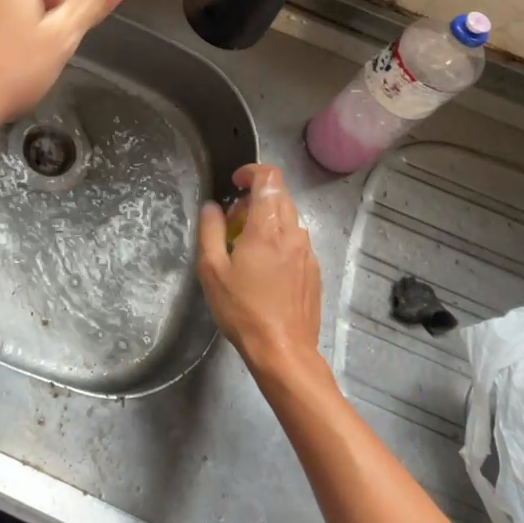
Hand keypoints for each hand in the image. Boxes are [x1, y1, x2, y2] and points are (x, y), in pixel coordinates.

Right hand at [198, 164, 323, 376]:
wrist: (283, 351)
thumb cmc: (243, 310)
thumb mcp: (212, 270)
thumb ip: (210, 231)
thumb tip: (213, 206)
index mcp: (267, 228)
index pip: (269, 178)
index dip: (251, 171)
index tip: (234, 183)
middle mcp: (293, 233)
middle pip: (279, 195)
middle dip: (253, 199)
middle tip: (231, 223)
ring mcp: (307, 252)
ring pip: (288, 218)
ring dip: (266, 220)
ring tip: (244, 248)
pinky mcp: (314, 270)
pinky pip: (295, 241)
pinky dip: (278, 240)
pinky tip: (263, 269)